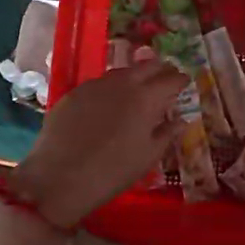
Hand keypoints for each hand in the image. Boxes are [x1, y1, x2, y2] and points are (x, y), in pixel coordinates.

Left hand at [8, 59, 187, 228]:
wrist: (59, 178)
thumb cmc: (112, 172)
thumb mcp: (148, 156)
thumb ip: (167, 133)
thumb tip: (180, 120)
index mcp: (146, 97)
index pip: (171, 78)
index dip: (181, 79)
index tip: (185, 83)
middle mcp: (122, 83)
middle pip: (147, 66)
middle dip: (160, 70)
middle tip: (166, 80)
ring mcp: (95, 85)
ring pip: (122, 72)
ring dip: (135, 77)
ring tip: (139, 90)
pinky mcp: (74, 92)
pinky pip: (100, 83)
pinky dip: (112, 88)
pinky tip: (110, 102)